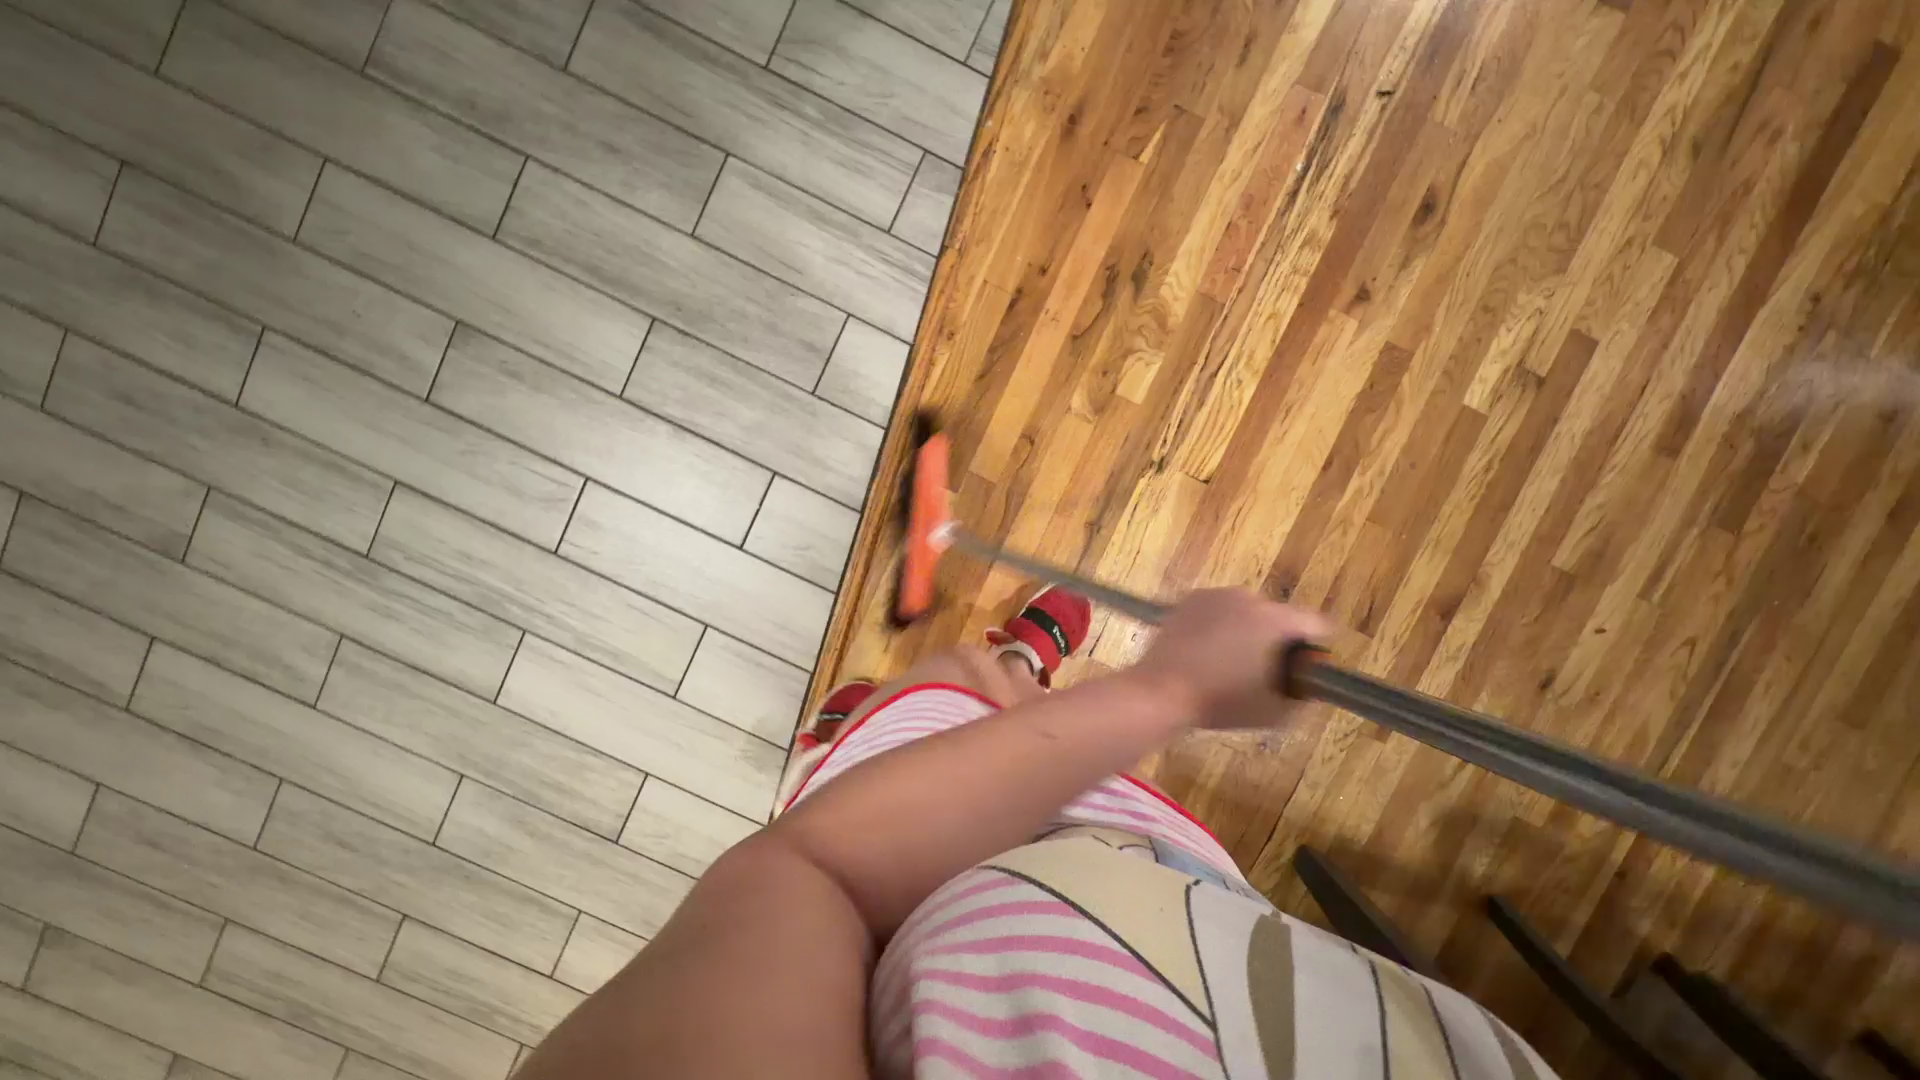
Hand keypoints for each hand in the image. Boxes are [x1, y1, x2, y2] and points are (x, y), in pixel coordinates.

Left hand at [1132, 589, 1331, 729]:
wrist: (1162, 691)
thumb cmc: (1222, 702)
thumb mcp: (1276, 711)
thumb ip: (1304, 693)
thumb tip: (1309, 682)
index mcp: (1275, 619)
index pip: (1316, 623)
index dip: (1315, 646)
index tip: (1306, 667)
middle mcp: (1248, 597)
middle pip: (1279, 615)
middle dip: (1278, 638)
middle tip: (1264, 669)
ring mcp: (1215, 595)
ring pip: (1247, 610)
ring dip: (1248, 629)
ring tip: (1231, 660)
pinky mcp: (1190, 599)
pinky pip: (1219, 610)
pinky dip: (1220, 624)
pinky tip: (1208, 650)